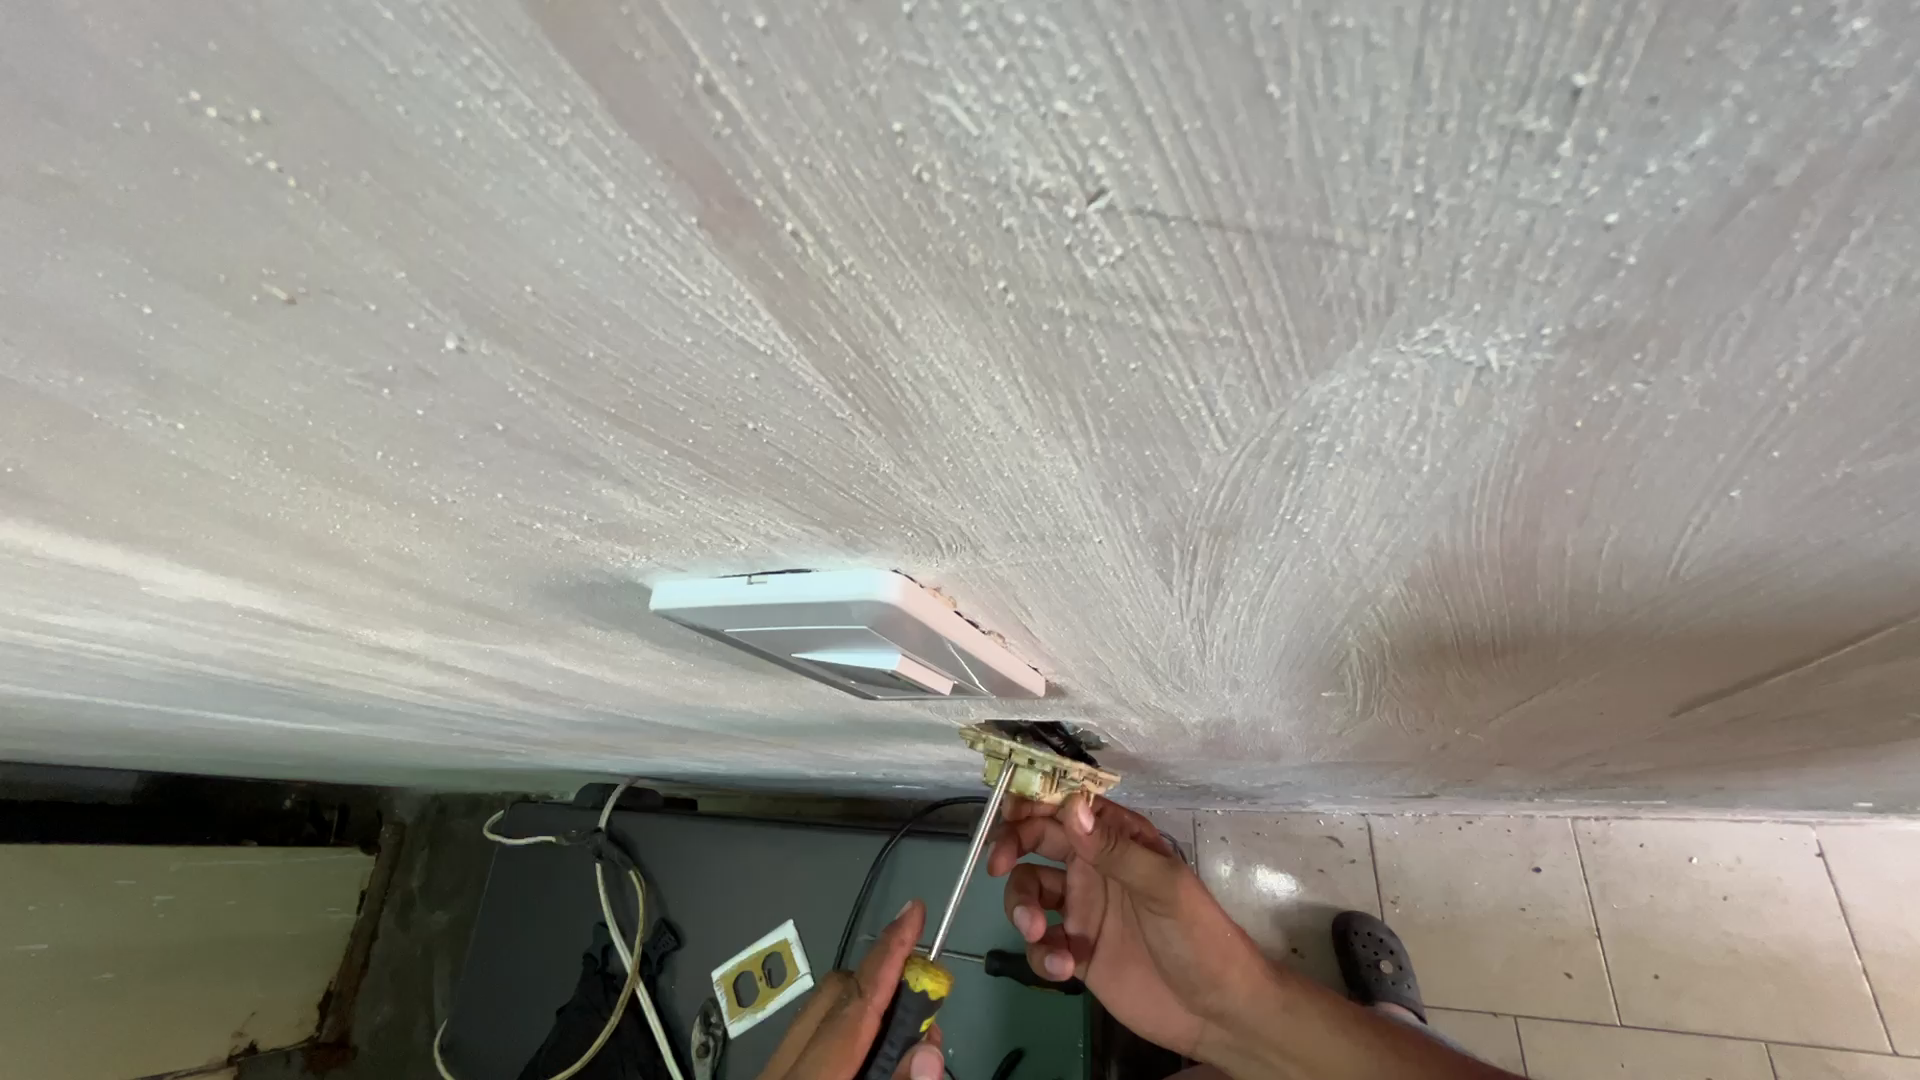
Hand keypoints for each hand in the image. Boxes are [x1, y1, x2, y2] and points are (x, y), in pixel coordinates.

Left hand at [755, 900, 945, 1079]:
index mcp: (803, 1078)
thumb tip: (930, 1050)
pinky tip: (874, 1050)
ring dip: (869, 1006)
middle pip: (835, 991)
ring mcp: (771, 1071)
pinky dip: (848, 1030)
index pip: (854, 1001)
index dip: (889, 953)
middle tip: (928, 992)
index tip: (913, 912)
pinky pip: (810, 1034)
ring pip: (821, 1009)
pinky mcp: (774, 1075)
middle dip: (884, 978)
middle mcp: (779, 1067)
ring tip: (910, 1032)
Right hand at [987, 794, 1279, 1059]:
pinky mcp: (1075, 950)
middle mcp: (1092, 866)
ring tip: (1036, 931)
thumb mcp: (1163, 886)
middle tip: (997, 864)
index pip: (1067, 805)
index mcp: (1116, 839)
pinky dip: (1039, 953)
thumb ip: (1114, 849)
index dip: (1034, 800)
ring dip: (1020, 905)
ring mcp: (1081, 908)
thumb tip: (1069, 805)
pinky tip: (1062, 969)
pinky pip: (1039, 942)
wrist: (1218, 1013)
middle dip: (1011, 846)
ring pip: (1028, 889)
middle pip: (1035, 841)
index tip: (1007, 812)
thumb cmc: (1200, 936)